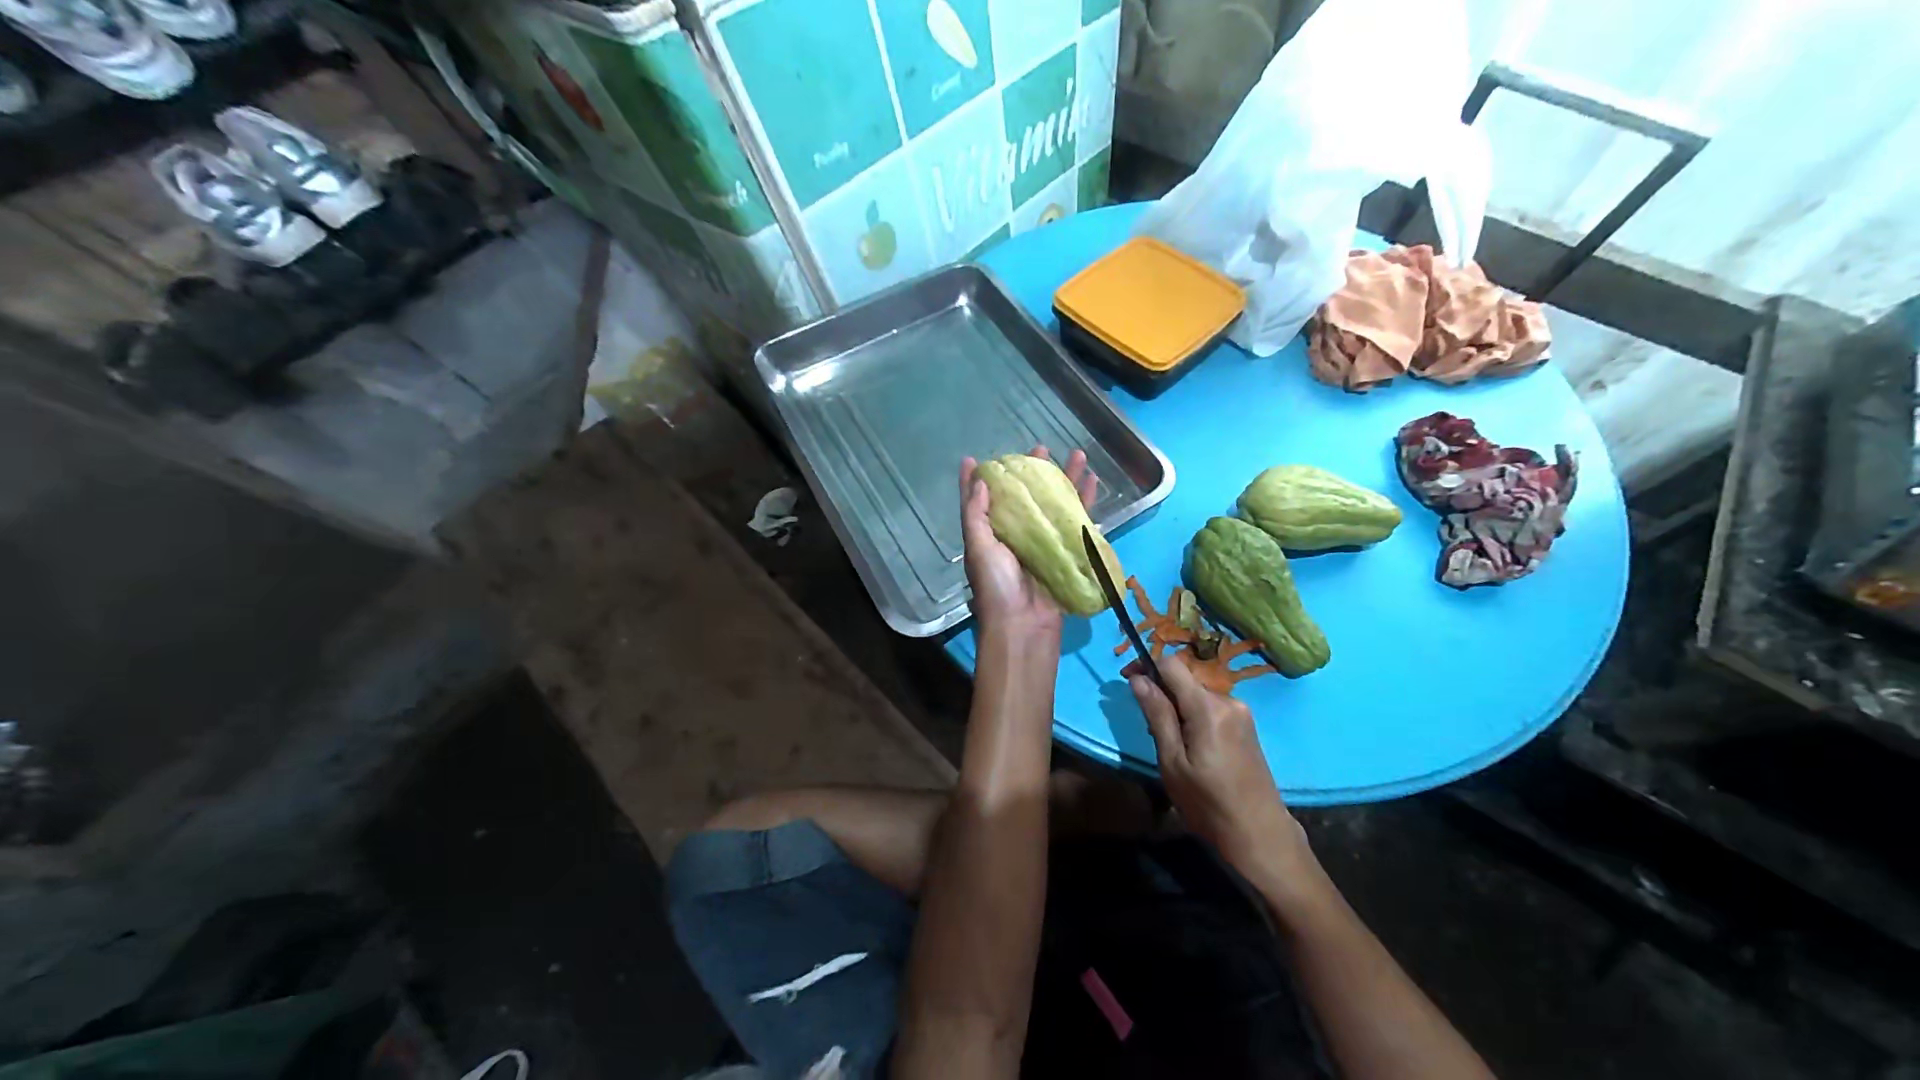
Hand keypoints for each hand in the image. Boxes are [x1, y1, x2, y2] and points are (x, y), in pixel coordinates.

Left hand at [959, 446, 1096, 642]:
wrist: (1024, 626)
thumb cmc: (996, 586)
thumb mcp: (978, 548)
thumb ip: (977, 514)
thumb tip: (979, 480)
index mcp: (989, 535)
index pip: (980, 501)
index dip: (976, 480)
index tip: (973, 458)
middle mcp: (1014, 536)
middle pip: (1024, 496)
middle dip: (1032, 471)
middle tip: (1041, 447)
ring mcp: (1041, 543)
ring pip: (1054, 503)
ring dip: (1065, 479)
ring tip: (1076, 454)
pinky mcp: (1065, 552)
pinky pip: (1076, 522)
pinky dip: (1084, 502)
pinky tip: (1092, 482)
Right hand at [1126, 652, 1317, 896]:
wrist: (1259, 834)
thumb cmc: (1208, 802)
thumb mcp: (1172, 761)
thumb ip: (1157, 715)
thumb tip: (1138, 679)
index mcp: (1208, 707)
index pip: (1172, 664)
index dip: (1147, 665)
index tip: (1129, 682)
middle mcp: (1228, 700)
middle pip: (1185, 678)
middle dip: (1161, 691)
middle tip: (1147, 726)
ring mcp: (1241, 712)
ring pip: (1197, 693)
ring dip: (1176, 706)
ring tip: (1167, 741)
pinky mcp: (1245, 725)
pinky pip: (1211, 707)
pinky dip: (1193, 715)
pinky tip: (1189, 745)